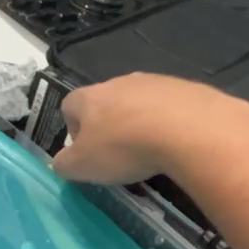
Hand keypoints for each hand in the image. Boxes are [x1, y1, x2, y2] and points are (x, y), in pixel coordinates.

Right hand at [50, 73, 248, 185]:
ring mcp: (153, 81)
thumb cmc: (122, 148)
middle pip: (104, 103)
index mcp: (88, 97)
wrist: (187, 129)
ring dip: (136, 124)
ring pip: (136, 103)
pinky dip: (164, 123)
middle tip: (115, 155)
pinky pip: (166, 106)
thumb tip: (61, 161)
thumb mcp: (80, 167)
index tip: (84, 152)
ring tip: (146, 150)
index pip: (69, 106)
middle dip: (106, 127)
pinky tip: (171, 143)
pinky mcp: (183, 87)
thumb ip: (63, 164)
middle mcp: (118, 82)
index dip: (72, 129)